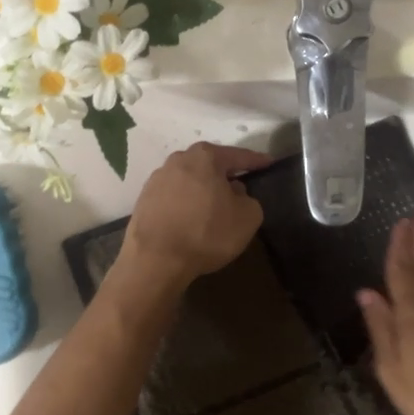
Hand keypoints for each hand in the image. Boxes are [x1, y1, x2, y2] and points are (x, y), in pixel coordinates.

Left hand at [121, 142, 270, 286]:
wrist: (155, 259)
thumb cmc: (206, 233)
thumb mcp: (247, 217)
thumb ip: (249, 198)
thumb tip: (235, 192)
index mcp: (205, 157)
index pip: (238, 156)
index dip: (256, 161)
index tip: (269, 163)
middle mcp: (178, 159)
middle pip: (209, 164)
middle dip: (225, 174)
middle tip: (240, 186)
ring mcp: (157, 179)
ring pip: (189, 180)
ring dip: (203, 190)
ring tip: (213, 207)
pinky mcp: (144, 199)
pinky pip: (173, 196)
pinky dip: (185, 204)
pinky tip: (190, 219)